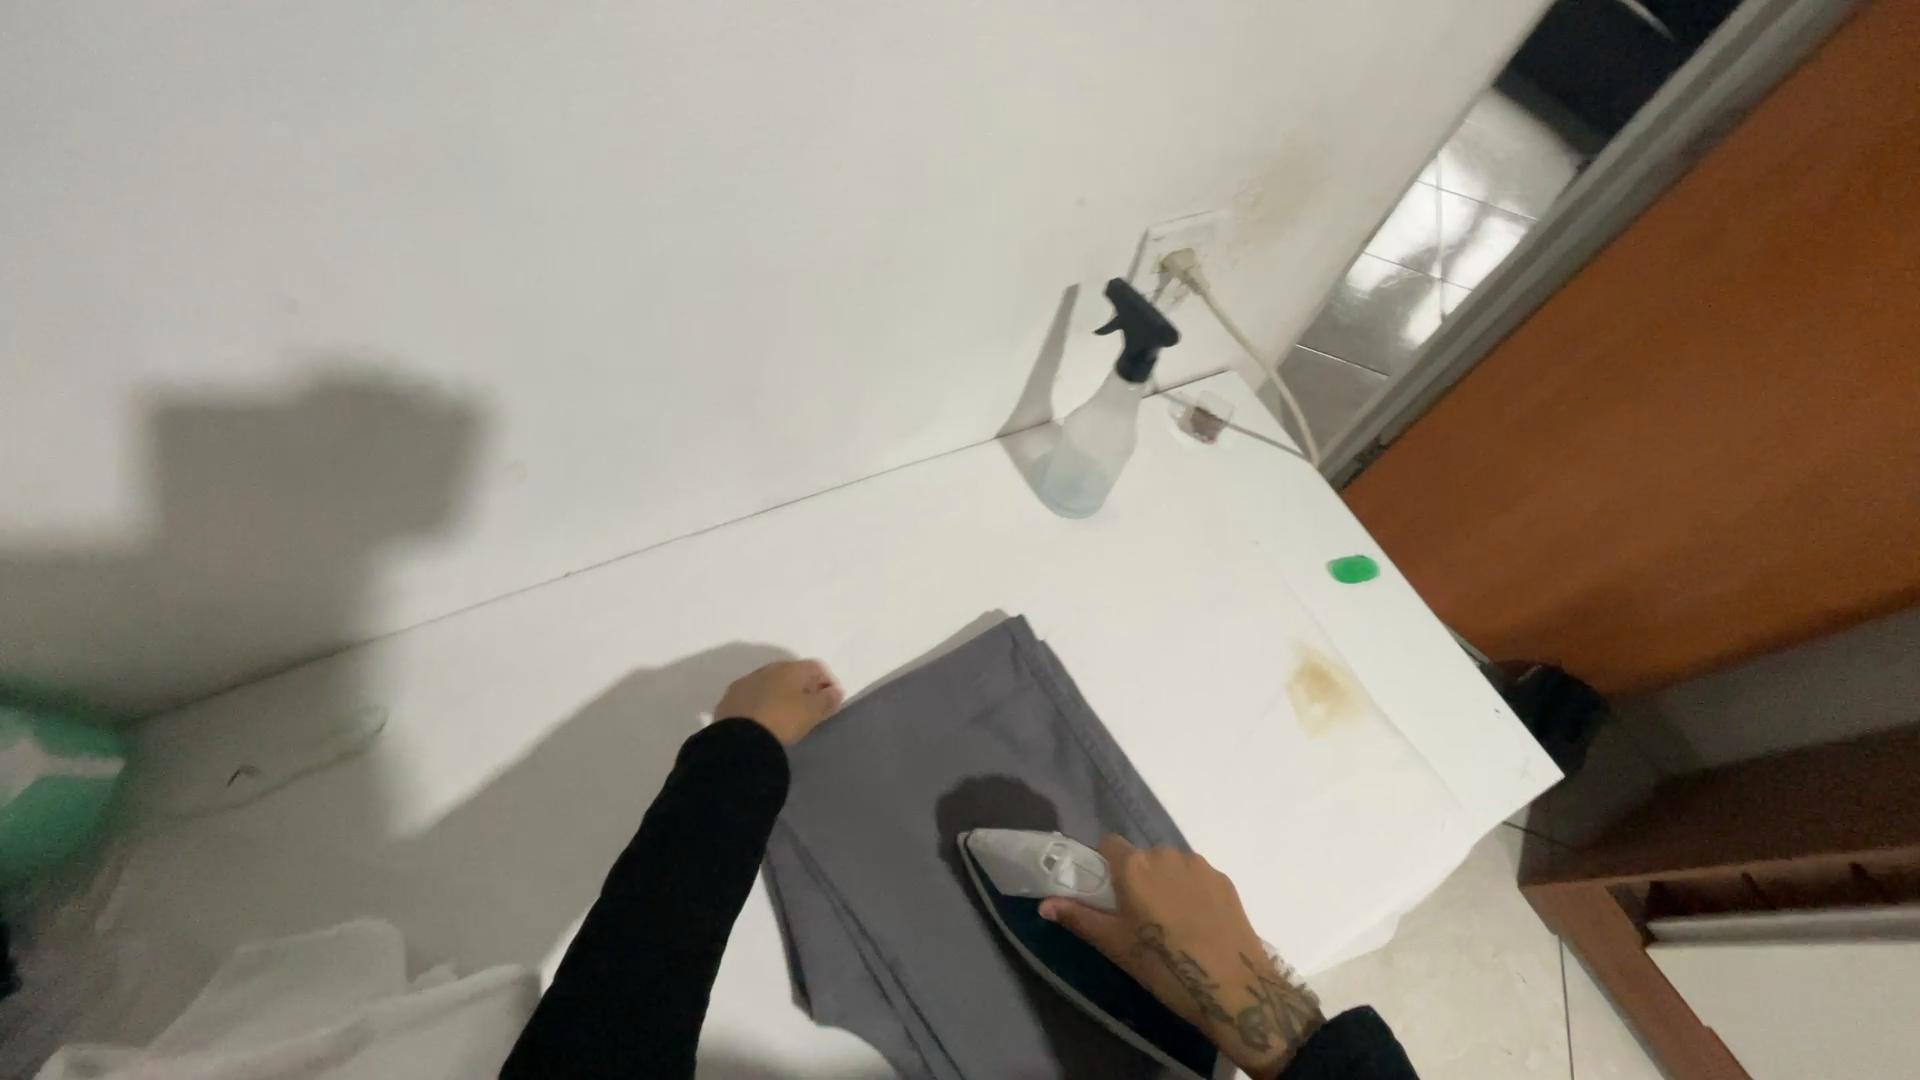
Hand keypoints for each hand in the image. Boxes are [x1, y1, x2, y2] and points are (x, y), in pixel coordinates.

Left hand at [714, 659, 844, 745]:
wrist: (740, 739)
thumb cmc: (783, 720)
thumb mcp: (812, 712)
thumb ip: (827, 700)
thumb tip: (835, 691)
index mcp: (791, 668)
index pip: (816, 667)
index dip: (827, 682)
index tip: (831, 700)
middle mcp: (768, 669)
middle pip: (791, 673)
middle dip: (803, 686)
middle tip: (809, 706)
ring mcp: (746, 682)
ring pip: (769, 683)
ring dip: (779, 693)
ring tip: (784, 714)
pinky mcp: (729, 698)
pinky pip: (752, 696)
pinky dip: (761, 702)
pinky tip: (762, 718)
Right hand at [1039, 837, 1322, 1078]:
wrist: (1236, 991)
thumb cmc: (1166, 968)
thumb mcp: (1117, 946)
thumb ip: (1079, 918)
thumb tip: (1044, 905)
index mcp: (1134, 866)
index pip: (1109, 844)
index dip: (1106, 865)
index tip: (1110, 894)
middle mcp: (1165, 854)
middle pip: (1142, 856)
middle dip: (1138, 878)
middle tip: (1141, 918)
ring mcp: (1198, 864)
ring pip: (1170, 866)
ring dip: (1166, 884)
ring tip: (1174, 924)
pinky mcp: (1224, 879)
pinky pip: (1196, 877)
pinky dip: (1192, 892)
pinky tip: (1198, 925)